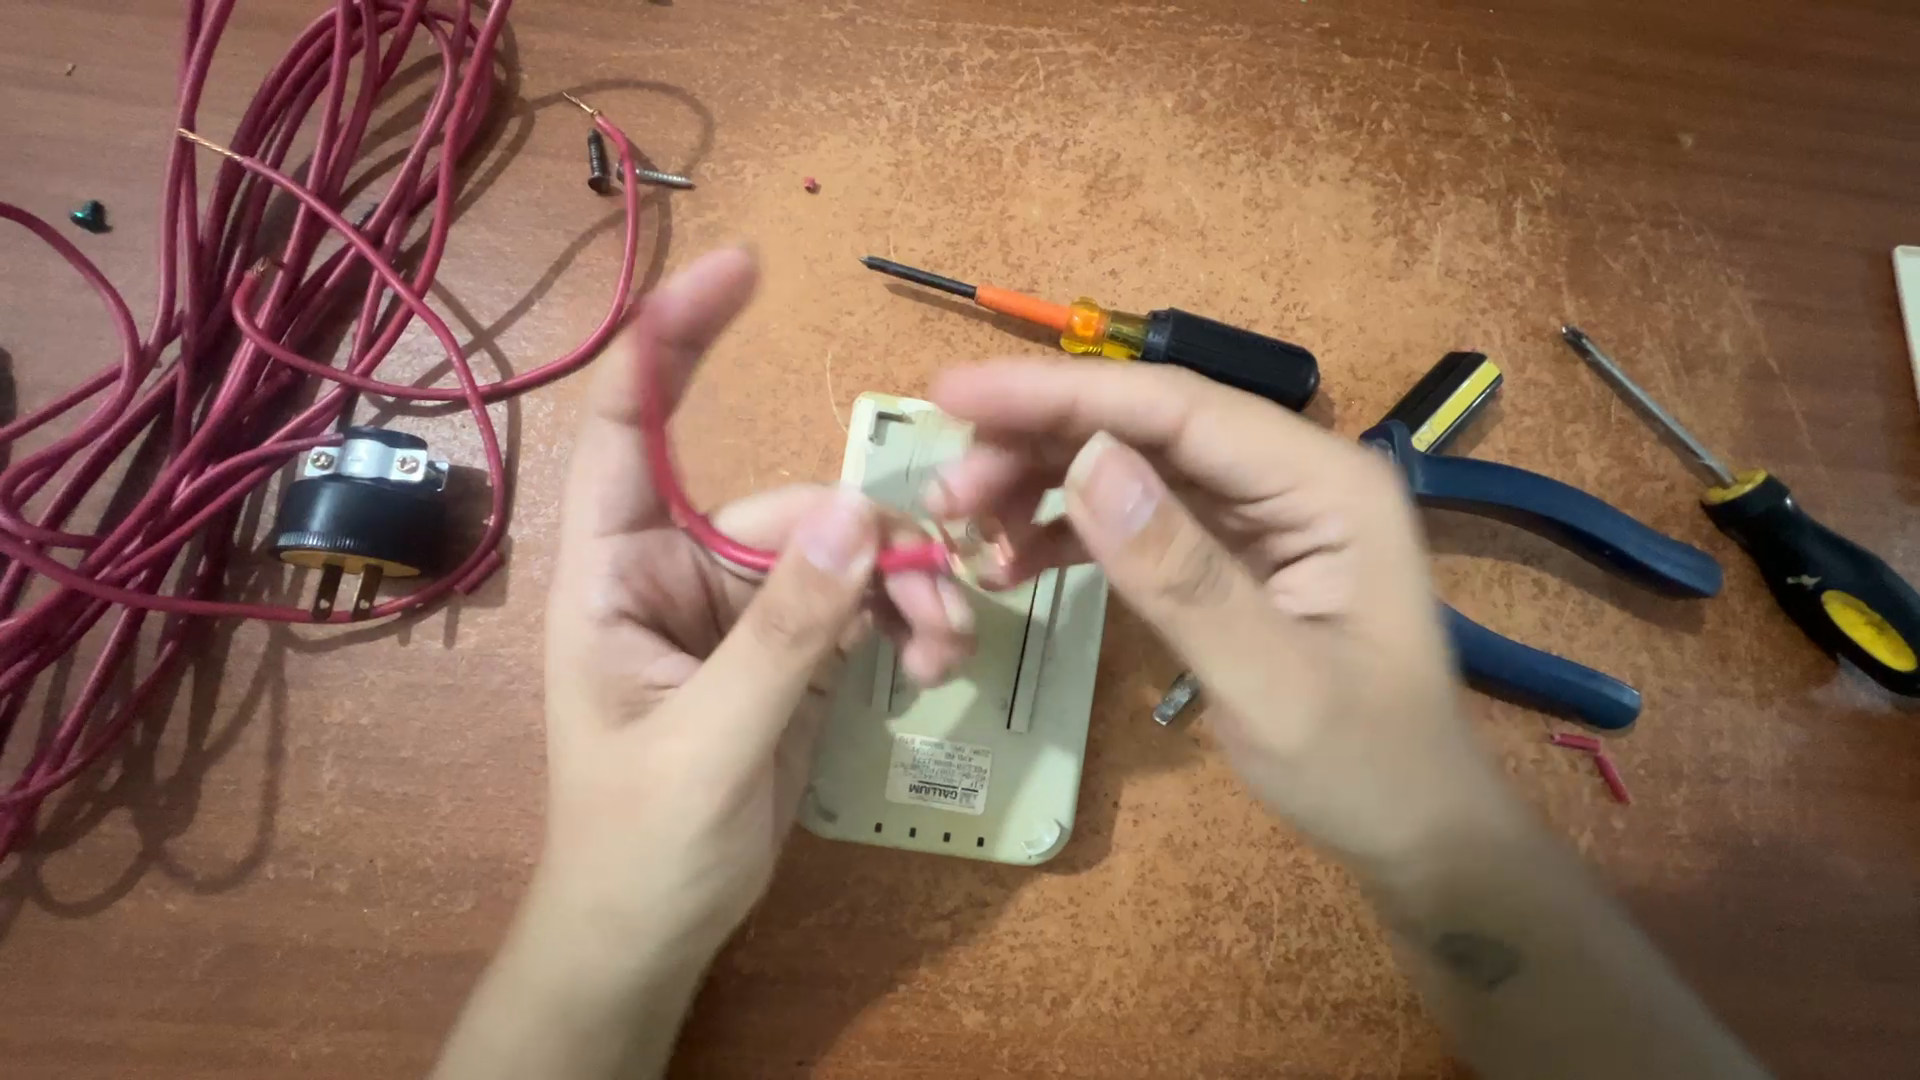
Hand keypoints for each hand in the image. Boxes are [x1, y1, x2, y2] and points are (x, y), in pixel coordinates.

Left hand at [536, 248, 973, 963]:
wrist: (661, 926)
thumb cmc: (643, 842)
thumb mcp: (710, 741)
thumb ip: (783, 631)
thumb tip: (861, 515)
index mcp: (620, 572)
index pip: (632, 427)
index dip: (673, 340)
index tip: (741, 270)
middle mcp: (683, 570)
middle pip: (794, 508)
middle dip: (875, 544)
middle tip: (944, 596)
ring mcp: (749, 607)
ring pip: (846, 556)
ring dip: (907, 590)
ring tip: (946, 645)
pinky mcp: (798, 646)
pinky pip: (865, 603)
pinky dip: (907, 622)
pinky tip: (932, 661)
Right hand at [929, 359, 1515, 867]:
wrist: (1406, 823)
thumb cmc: (1363, 765)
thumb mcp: (1272, 684)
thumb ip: (1181, 574)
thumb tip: (1088, 465)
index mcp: (1320, 482)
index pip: (1173, 408)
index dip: (1057, 393)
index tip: (953, 392)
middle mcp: (1282, 474)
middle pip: (1138, 426)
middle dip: (1032, 444)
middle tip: (945, 489)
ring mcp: (1247, 509)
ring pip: (1121, 464)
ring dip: (1036, 484)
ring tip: (964, 526)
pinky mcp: (1215, 545)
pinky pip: (1125, 516)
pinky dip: (1062, 531)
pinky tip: (1010, 560)